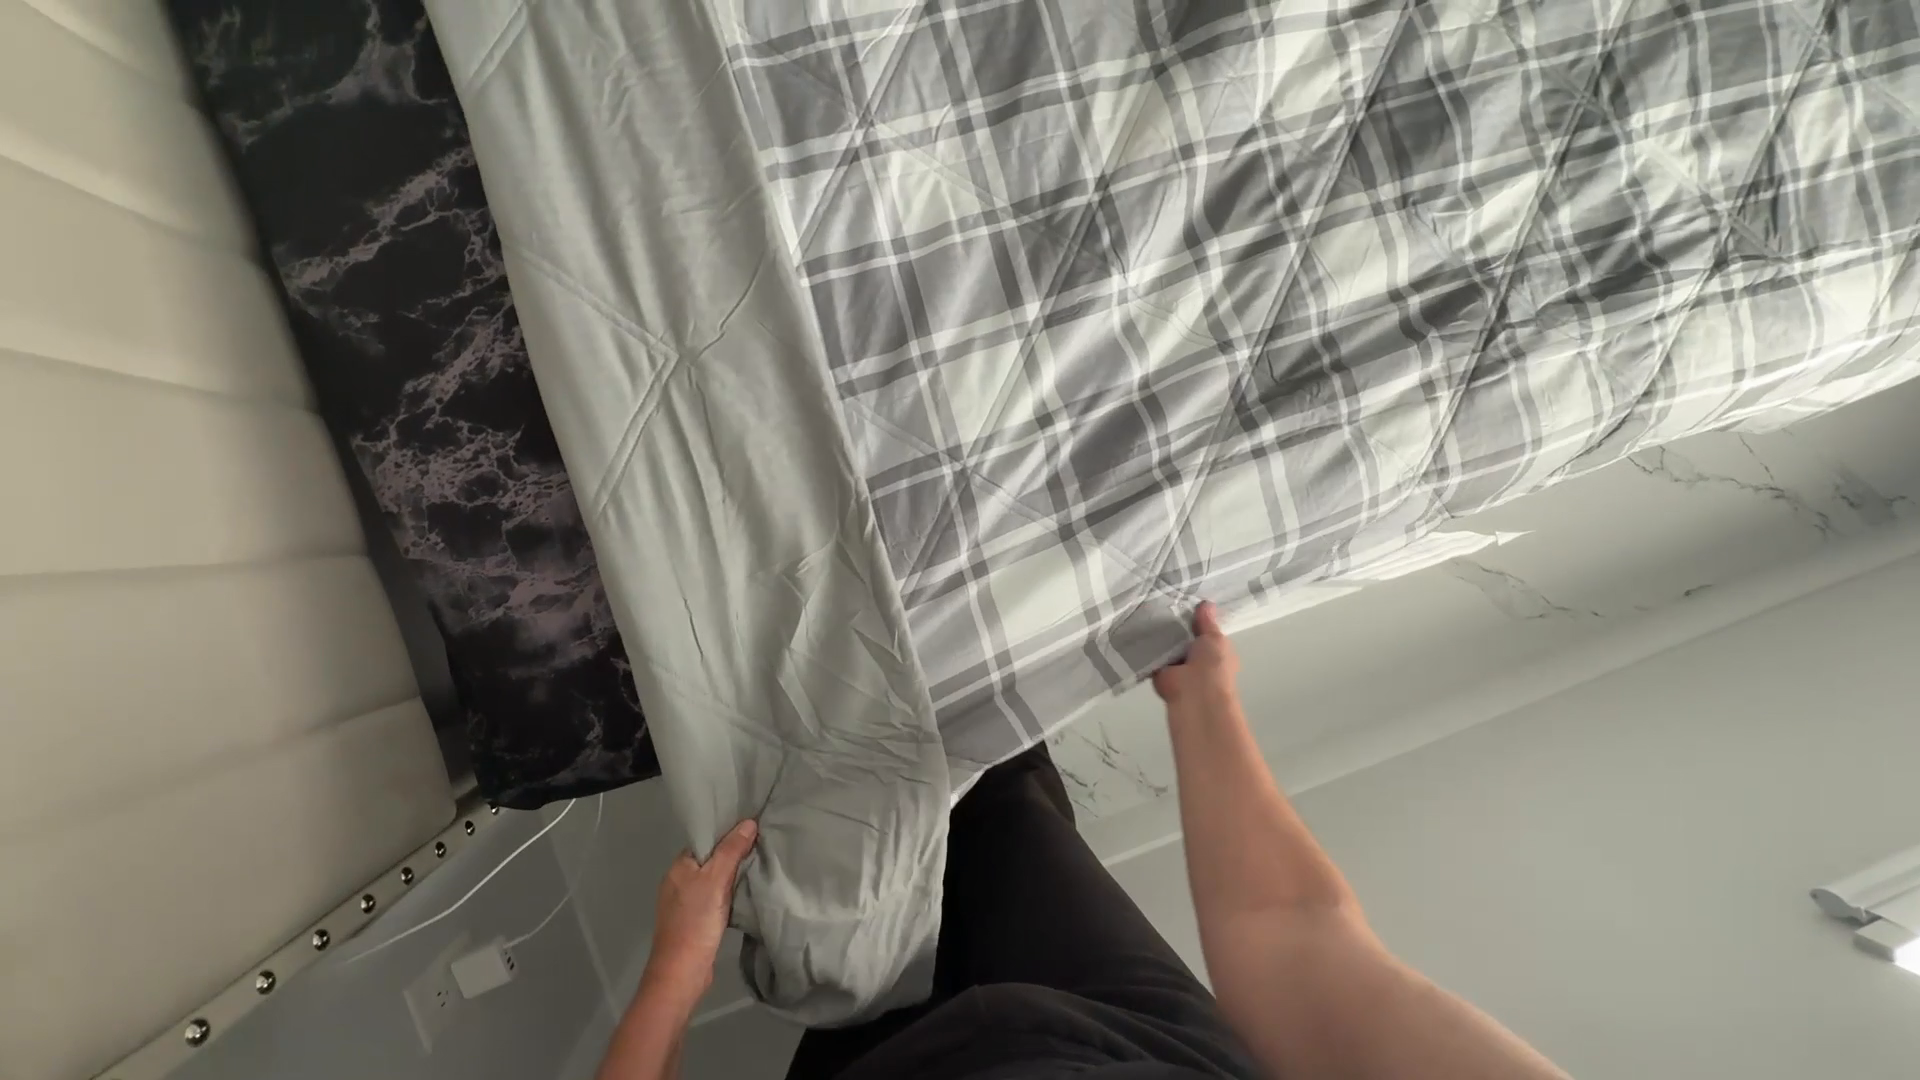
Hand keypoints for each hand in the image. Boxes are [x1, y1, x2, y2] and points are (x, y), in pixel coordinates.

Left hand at [642, 818, 757, 1001]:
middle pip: (710, 859)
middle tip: (761, 845)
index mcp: (679, 866)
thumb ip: (731, 850)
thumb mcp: (716, 880)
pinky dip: (728, 893)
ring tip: (759, 865)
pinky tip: (745, 892)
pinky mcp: (693, 921)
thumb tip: (749, 822)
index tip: (752, 828)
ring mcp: (684, 903)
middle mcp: (678, 881)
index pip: (705, 840)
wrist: (682, 973)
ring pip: (713, 879)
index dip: (727, 833)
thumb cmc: (696, 921)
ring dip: (732, 875)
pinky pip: (714, 897)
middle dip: (733, 853)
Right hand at [1152, 601, 1238, 705]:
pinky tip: (1139, 626)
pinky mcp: (1159, 670)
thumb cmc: (1213, 664)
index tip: (1185, 598)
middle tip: (1162, 600)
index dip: (1197, 617)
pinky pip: (1152, 653)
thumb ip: (1207, 622)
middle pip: (1184, 636)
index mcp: (1215, 651)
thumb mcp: (1214, 638)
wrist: (1194, 692)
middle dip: (1175, 622)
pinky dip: (1147, 644)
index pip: (1205, 631)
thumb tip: (1206, 603)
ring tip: (1148, 609)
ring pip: (1167, 644)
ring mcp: (1177, 665)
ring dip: (1160, 633)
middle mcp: (1196, 658)